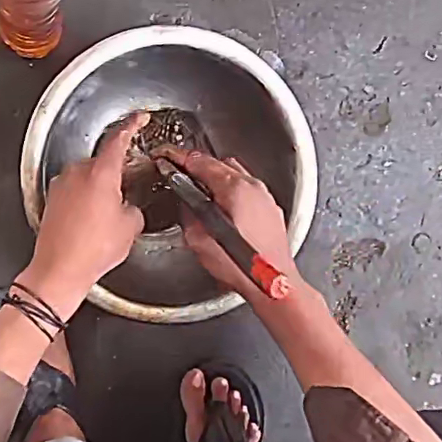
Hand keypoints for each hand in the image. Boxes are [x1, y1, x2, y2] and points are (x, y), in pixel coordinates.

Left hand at [24, 111, 149, 313]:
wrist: (59, 270)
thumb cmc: (92, 249)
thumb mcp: (130, 227)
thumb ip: (133, 208)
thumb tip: (128, 208)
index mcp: (100, 173)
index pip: (119, 139)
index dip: (132, 126)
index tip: (139, 118)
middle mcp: (77, 173)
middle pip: (102, 162)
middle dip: (116, 175)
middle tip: (127, 194)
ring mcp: (61, 185)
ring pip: (87, 178)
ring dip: (98, 191)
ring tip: (107, 218)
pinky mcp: (52, 200)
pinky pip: (74, 192)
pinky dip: (84, 202)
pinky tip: (91, 223)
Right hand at [160, 147, 300, 301]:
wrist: (272, 284)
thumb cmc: (241, 266)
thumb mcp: (199, 241)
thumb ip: (188, 214)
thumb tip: (185, 201)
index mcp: (234, 189)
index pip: (201, 162)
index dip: (180, 158)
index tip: (168, 156)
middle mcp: (253, 187)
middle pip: (220, 163)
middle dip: (197, 166)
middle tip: (180, 173)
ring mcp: (264, 197)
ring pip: (235, 174)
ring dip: (216, 177)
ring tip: (200, 190)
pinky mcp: (270, 209)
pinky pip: (247, 188)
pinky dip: (231, 190)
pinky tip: (222, 205)